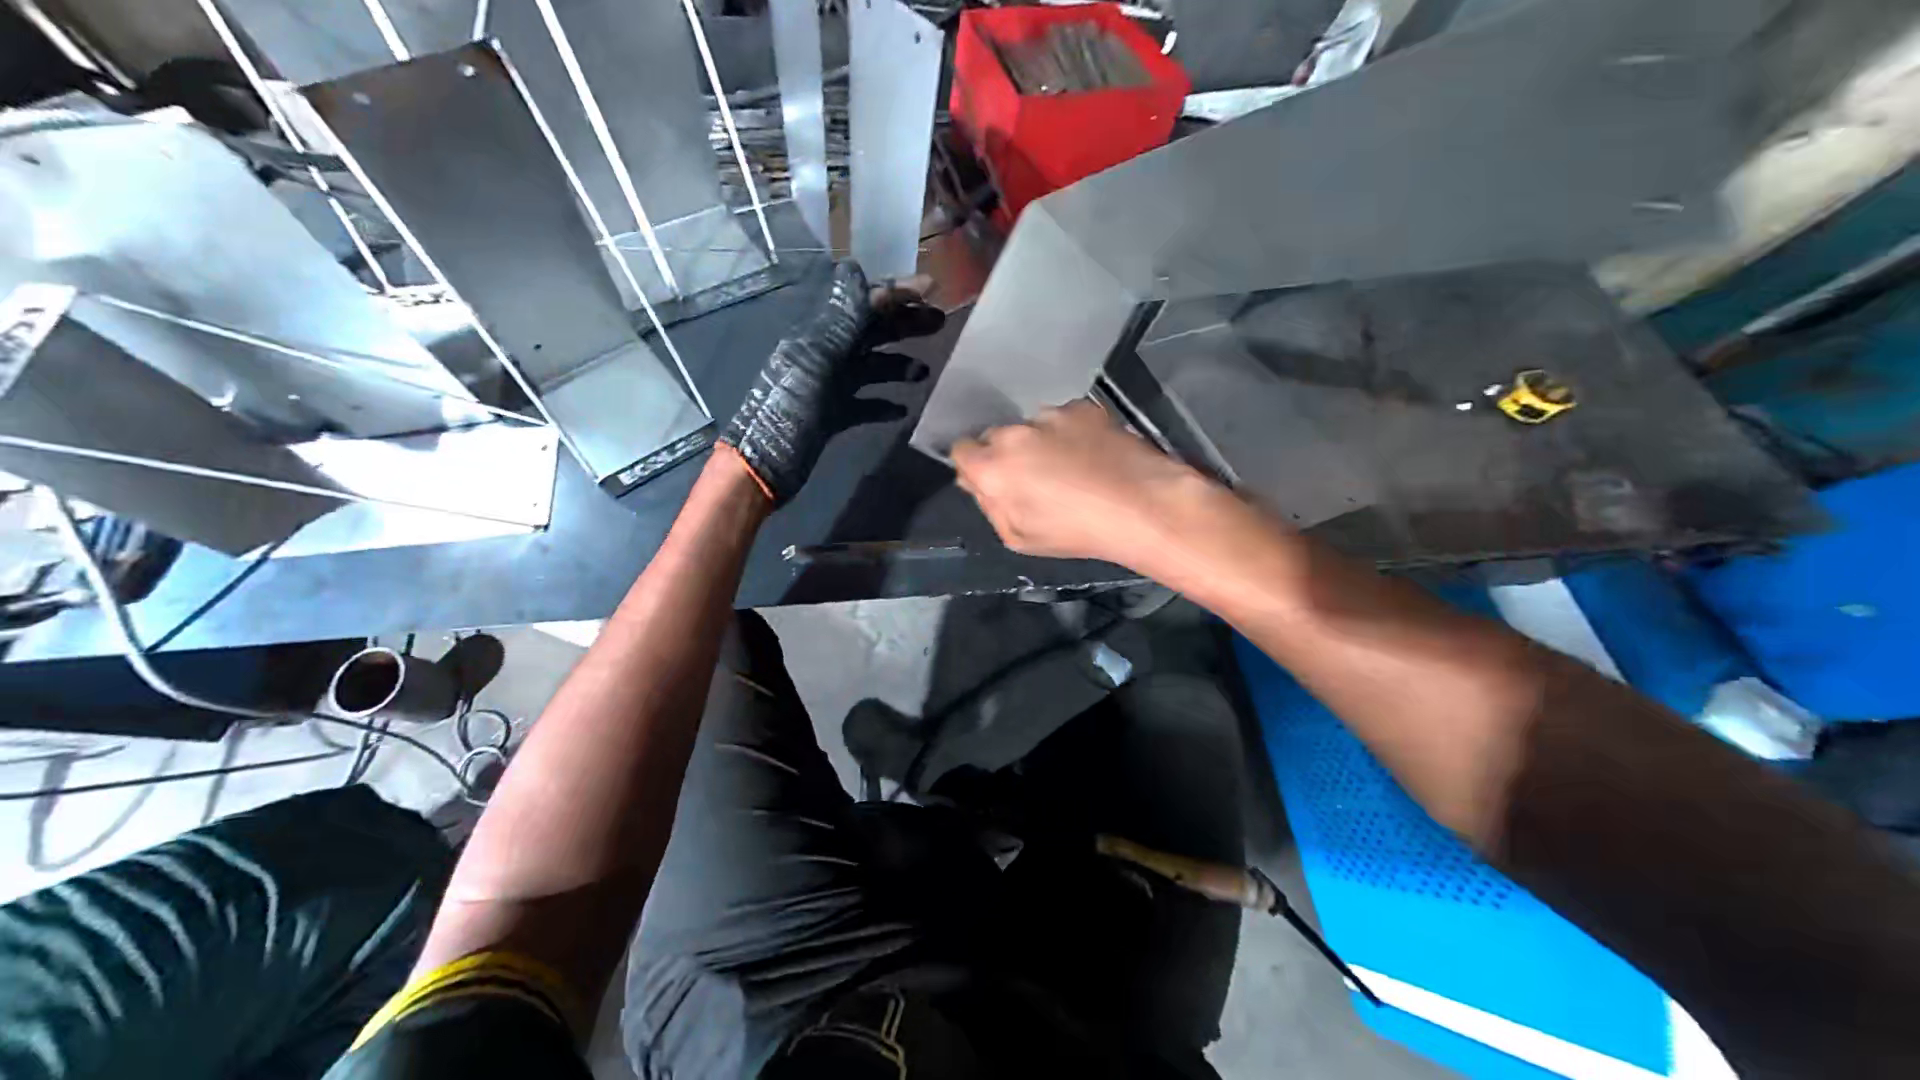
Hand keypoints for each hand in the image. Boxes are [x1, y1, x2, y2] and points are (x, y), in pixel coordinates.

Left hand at [721, 260, 944, 505]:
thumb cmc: (789, 411)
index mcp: (819, 337)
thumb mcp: (815, 362)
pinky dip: (883, 404)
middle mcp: (826, 356)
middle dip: (904, 325)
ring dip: (899, 366)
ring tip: (924, 373)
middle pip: (871, 333)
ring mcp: (830, 387)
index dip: (895, 294)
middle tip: (940, 322)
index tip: (932, 288)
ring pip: (871, 367)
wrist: (764, 464)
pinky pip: (864, 404)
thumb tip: (855, 270)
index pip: (863, 305)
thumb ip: (840, 322)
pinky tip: (902, 409)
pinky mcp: (833, 416)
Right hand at [951, 400, 1218, 566]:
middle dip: (1008, 455)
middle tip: (1036, 479)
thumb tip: (976, 483)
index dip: (974, 466)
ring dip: (1041, 442)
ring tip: (1072, 468)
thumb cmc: (1077, 532)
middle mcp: (1015, 434)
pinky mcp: (1083, 407)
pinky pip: (1064, 418)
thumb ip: (989, 505)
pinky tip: (1092, 455)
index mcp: (992, 468)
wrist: (1143, 505)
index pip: (961, 450)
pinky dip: (1071, 432)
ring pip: (1032, 427)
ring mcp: (1051, 416)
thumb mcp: (1019, 538)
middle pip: (997, 437)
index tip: (992, 479)